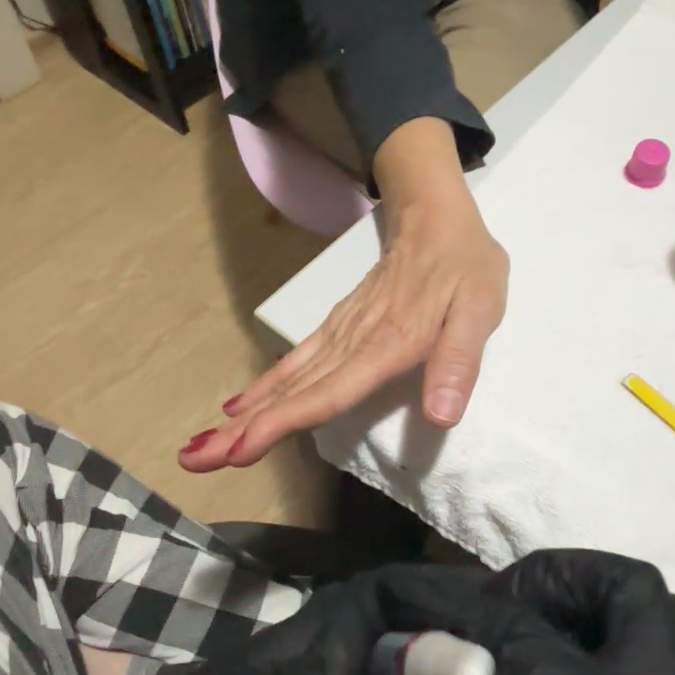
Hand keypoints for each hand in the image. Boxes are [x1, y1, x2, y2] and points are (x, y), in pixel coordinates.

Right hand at [181, 118, 508, 471]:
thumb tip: (441, 417)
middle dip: (244, 430)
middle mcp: (353, 342)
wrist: (435, 215)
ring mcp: (340, 332)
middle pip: (293, 393)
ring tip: (203, 445)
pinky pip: (295, 360)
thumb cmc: (465, 267)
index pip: (328, 392)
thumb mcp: (480, 311)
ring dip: (245, 416)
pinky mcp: (337, 325)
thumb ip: (458, 362)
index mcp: (388, 343)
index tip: (239, 450)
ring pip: (286, 379)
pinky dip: (265, 386)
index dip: (283, 423)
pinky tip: (239, 407)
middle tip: (194, 459)